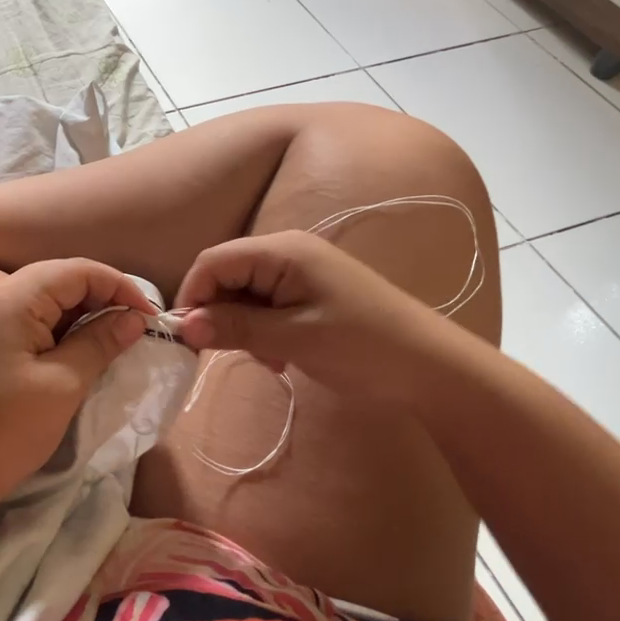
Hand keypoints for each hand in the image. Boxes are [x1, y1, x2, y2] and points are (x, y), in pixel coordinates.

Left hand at [0, 258, 156, 501]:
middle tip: (138, 326)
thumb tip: (134, 318)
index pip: (76, 271)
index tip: (151, 317)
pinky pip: (36, 316)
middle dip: (104, 295)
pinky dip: (65, 326)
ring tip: (119, 337)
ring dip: (86, 311)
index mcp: (14, 298)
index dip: (118, 286)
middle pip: (62, 277)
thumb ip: (100, 343)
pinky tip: (87, 346)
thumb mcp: (64, 384)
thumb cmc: (9, 428)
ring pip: (50, 296)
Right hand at [174, 230, 465, 408]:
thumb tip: (184, 326)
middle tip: (224, 353)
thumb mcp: (293, 339)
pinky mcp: (312, 292)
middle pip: (228, 274)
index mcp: (282, 250)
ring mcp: (301, 271)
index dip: (193, 294)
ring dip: (242, 325)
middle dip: (219, 312)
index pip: (214, 261)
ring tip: (265, 359)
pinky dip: (263, 329)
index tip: (186, 336)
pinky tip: (279, 357)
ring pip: (246, 292)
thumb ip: (235, 327)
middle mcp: (288, 251)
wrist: (435, 369)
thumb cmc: (363, 347)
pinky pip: (268, 303)